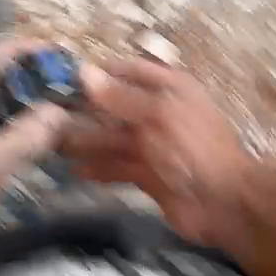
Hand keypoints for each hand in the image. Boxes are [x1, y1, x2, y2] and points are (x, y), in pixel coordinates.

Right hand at [64, 59, 251, 244]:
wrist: (226, 205)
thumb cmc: (193, 148)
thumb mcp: (156, 115)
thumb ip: (118, 96)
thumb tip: (83, 71)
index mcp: (168, 89)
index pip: (128, 71)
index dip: (99, 73)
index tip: (66, 78)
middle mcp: (158, 112)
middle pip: (116, 106)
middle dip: (86, 109)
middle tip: (50, 113)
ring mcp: (153, 145)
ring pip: (113, 137)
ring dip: (87, 139)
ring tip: (54, 142)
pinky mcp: (148, 175)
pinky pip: (118, 166)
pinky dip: (98, 167)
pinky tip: (74, 169)